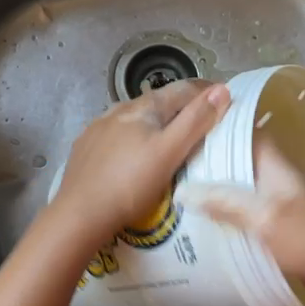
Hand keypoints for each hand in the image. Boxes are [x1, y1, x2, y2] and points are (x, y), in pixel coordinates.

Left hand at [51, 80, 230, 241]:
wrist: (79, 215)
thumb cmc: (130, 184)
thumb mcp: (169, 153)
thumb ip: (195, 121)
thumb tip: (221, 90)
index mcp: (143, 108)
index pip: (182, 89)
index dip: (206, 92)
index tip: (225, 99)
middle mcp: (118, 110)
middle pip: (159, 102)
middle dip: (182, 108)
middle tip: (204, 122)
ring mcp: (98, 128)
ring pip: (136, 119)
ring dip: (157, 123)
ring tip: (171, 139)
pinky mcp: (85, 148)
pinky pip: (117, 136)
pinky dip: (135, 138)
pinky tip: (135, 153)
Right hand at [190, 141, 304, 305]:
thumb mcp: (265, 219)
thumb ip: (225, 203)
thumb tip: (183, 189)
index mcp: (277, 168)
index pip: (247, 134)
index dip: (219, 128)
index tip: (185, 130)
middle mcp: (278, 182)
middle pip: (240, 165)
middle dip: (209, 166)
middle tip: (171, 168)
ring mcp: (281, 207)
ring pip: (242, 193)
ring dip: (216, 195)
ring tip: (178, 197)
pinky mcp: (281, 232)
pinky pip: (248, 219)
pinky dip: (228, 221)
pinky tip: (205, 229)